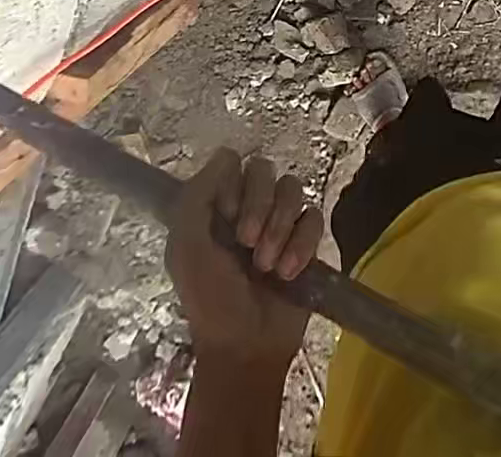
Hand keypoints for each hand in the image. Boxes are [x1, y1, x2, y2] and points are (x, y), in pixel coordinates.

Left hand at [165, 148, 323, 371]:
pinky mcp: (307, 240)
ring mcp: (280, 221)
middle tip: (247, 241)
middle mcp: (248, 206)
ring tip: (267, 265)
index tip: (224, 216)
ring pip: (292, 188)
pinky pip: (313, 217)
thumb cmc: (209, 298)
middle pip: (264, 170)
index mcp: (216, 204)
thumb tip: (226, 153)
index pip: (233, 163)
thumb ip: (197, 196)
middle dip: (258, 205)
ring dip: (279, 227)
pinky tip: (288, 272)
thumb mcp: (186, 247)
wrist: (245, 347)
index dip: (232, 185)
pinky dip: (302, 243)